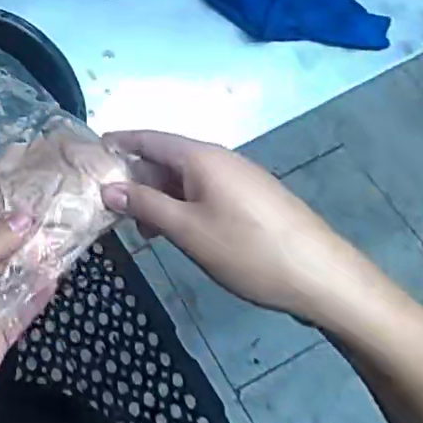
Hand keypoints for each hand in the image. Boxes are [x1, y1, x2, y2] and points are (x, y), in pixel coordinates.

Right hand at [99, 130, 389, 327]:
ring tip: (145, 228)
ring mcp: (241, 178)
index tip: (90, 154)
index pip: (145, 138)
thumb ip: (143, 205)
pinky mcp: (256, 199)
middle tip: (112, 204)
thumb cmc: (251, 251)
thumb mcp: (187, 230)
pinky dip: (184, 204)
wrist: (332, 284)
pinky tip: (182, 232)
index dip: (116, 143)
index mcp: (200, 156)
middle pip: (164, 157)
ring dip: (160, 196)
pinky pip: (206, 190)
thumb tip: (107, 188)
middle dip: (136, 178)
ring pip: (185, 177)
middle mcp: (219, 158)